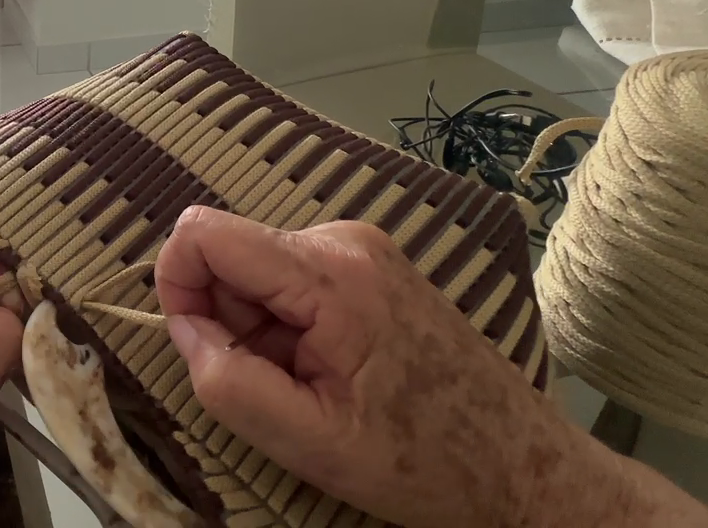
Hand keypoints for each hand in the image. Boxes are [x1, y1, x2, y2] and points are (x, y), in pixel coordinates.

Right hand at [154, 206, 707, 527]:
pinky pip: (283, 271)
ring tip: (308, 377)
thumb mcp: (306, 441)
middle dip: (226, 314)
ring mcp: (357, 244)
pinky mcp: (365, 259)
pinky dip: (282, 316)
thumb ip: (224, 381)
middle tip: (273, 379)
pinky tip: (326, 361)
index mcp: (328, 274)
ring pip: (252, 263)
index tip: (195, 340)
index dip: (175, 280)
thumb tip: (185, 328)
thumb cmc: (423, 464)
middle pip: (228, 251)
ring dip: (255, 320)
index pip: (203, 232)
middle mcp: (340, 238)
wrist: (531, 474)